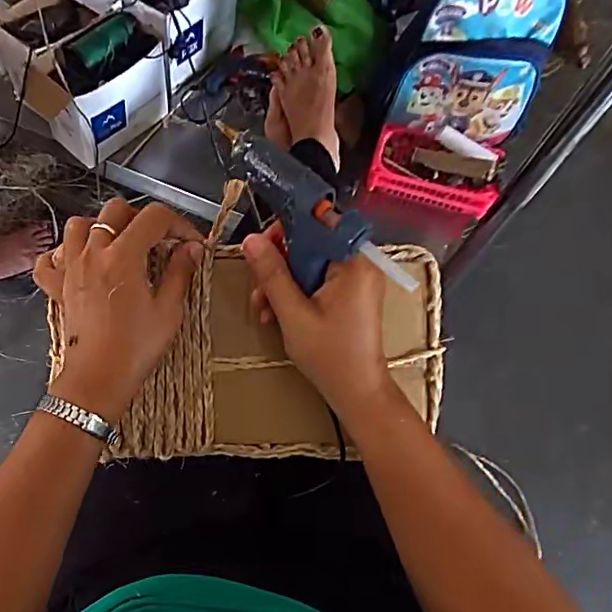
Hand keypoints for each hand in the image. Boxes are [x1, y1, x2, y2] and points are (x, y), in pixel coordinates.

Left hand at [34, 200, 203, 420]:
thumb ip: (180, 272)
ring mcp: (71, 268)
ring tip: (120, 246)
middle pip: (116, 210)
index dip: (179, 224)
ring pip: (79, 225)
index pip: (155, 217)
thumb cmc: (135, 348)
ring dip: (101, 227)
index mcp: (124, 256)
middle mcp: (94, 254)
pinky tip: (79, 263)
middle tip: (159, 242)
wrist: (98, 378)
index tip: (191, 243)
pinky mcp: (58, 287)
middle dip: (142, 219)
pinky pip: (50, 259)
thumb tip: (193, 249)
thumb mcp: (168, 310)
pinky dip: (62, 254)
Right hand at [242, 232, 394, 419]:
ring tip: (266, 309)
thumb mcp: (293, 314)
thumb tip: (251, 240)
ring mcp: (356, 279)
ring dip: (283, 281)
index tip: (263, 244)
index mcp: (354, 262)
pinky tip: (278, 313)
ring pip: (310, 262)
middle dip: (280, 263)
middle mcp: (360, 264)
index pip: (319, 220)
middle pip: (312, 242)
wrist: (357, 390)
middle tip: (260, 286)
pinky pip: (318, 279)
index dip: (287, 228)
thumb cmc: (332, 357)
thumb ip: (272, 274)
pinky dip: (296, 292)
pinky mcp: (350, 293)